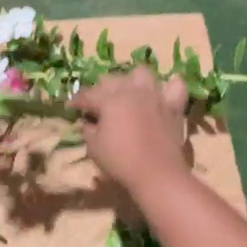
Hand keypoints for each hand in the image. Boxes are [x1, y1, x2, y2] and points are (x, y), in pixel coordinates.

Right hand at [71, 67, 191, 196]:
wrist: (157, 173)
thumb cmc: (120, 161)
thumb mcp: (94, 147)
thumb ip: (88, 129)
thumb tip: (88, 121)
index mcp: (110, 100)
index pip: (88, 94)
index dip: (77, 100)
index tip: (71, 106)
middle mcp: (132, 91)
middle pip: (112, 80)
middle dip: (101, 89)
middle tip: (97, 104)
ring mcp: (155, 96)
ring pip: (141, 74)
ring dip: (131, 80)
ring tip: (127, 93)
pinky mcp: (173, 106)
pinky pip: (175, 85)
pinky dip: (168, 86)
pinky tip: (161, 93)